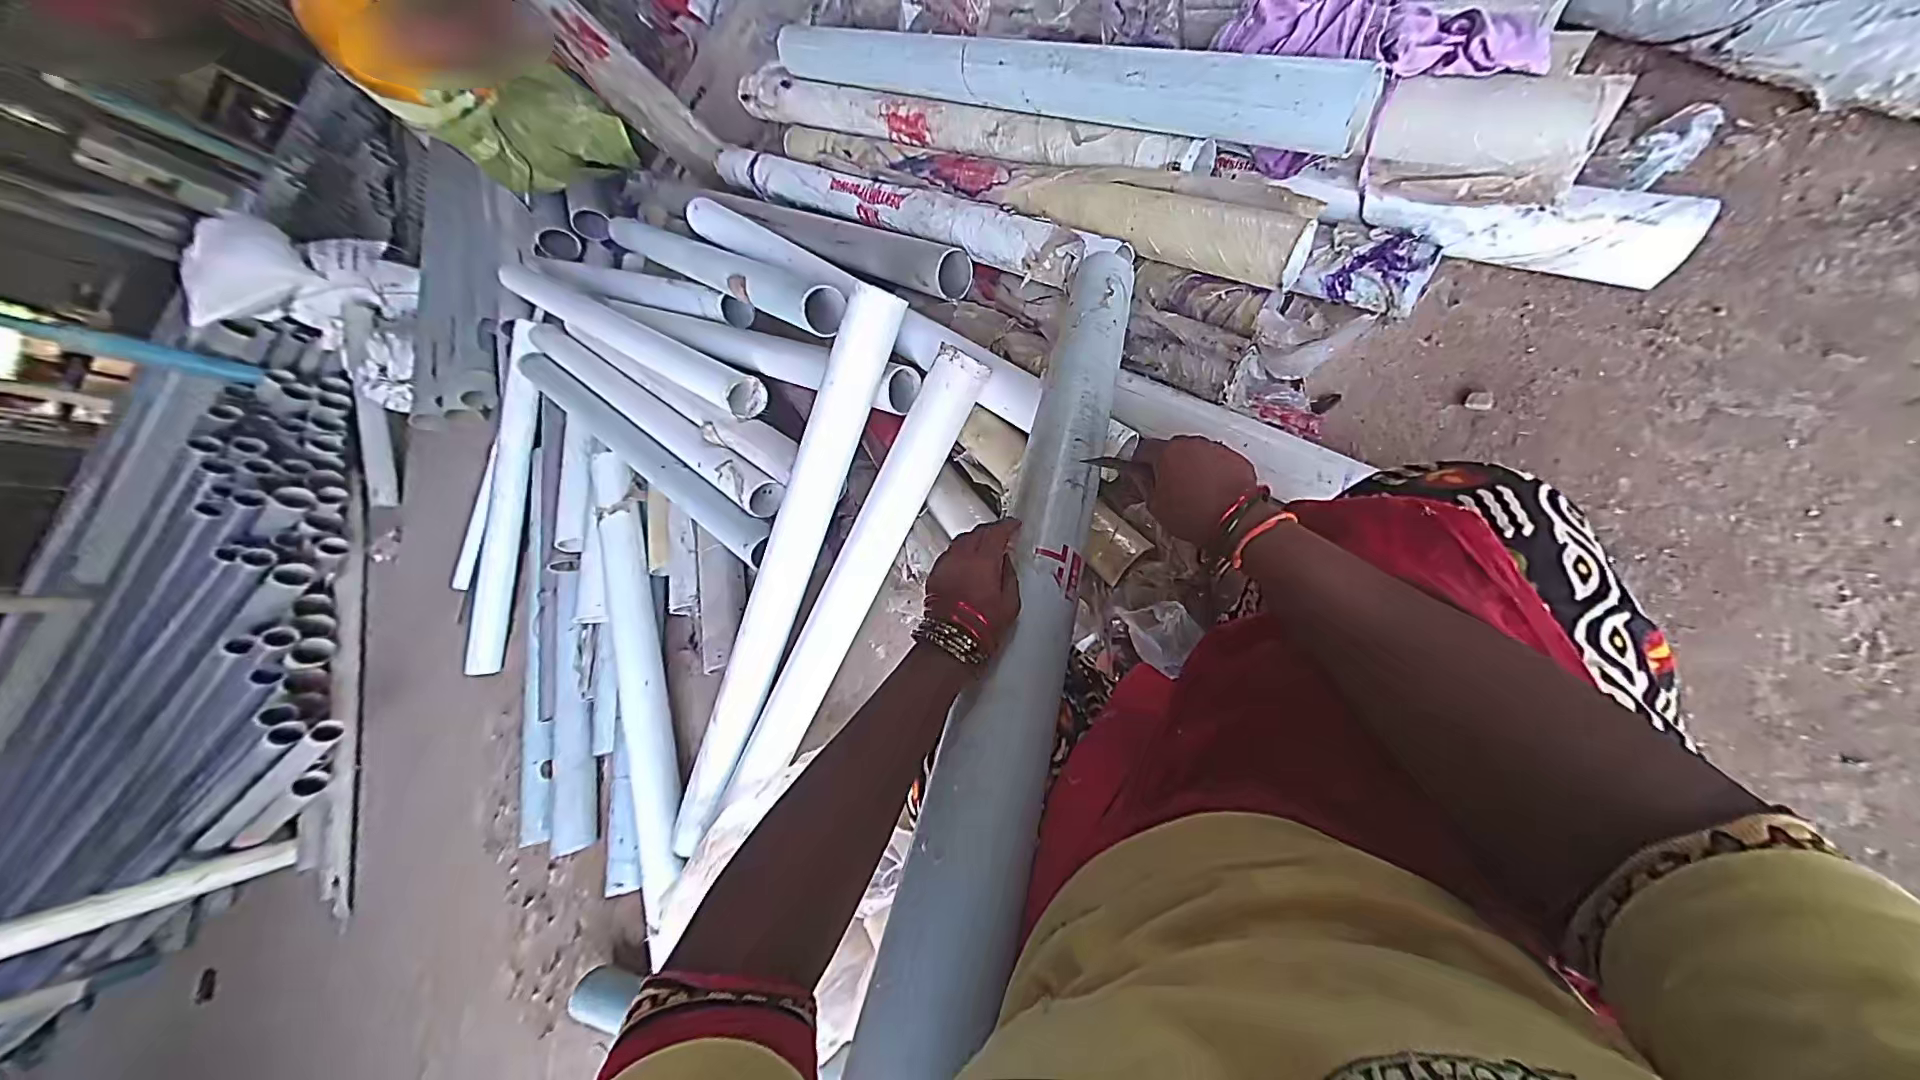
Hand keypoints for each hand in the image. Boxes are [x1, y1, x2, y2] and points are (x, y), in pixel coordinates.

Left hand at [924, 518, 1021, 655]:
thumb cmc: (980, 627)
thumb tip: (1007, 563)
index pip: (996, 532)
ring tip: (984, 549)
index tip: (1014, 525)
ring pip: (961, 541)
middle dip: (991, 531)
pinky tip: (967, 563)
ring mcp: (946, 565)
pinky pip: (949, 555)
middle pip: (977, 532)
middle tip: (1001, 535)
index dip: (1008, 526)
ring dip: (974, 541)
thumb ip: (1010, 575)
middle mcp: (961, 557)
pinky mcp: (935, 575)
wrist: (952, 642)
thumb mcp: (1010, 602)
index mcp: (983, 560)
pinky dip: (960, 554)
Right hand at [1133, 436, 1259, 545]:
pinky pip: (1215, 460)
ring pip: (1194, 453)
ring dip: (1189, 466)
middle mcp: (1190, 444)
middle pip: (1170, 449)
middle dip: (1166, 464)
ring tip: (1189, 491)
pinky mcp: (1233, 457)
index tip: (1138, 471)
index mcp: (1165, 453)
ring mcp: (1214, 449)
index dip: (1138, 462)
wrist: (1236, 522)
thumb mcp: (1157, 506)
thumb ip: (1144, 485)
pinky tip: (1209, 490)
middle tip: (1164, 485)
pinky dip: (1210, 470)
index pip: (1143, 449)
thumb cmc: (1197, 516)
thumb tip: (1140, 478)